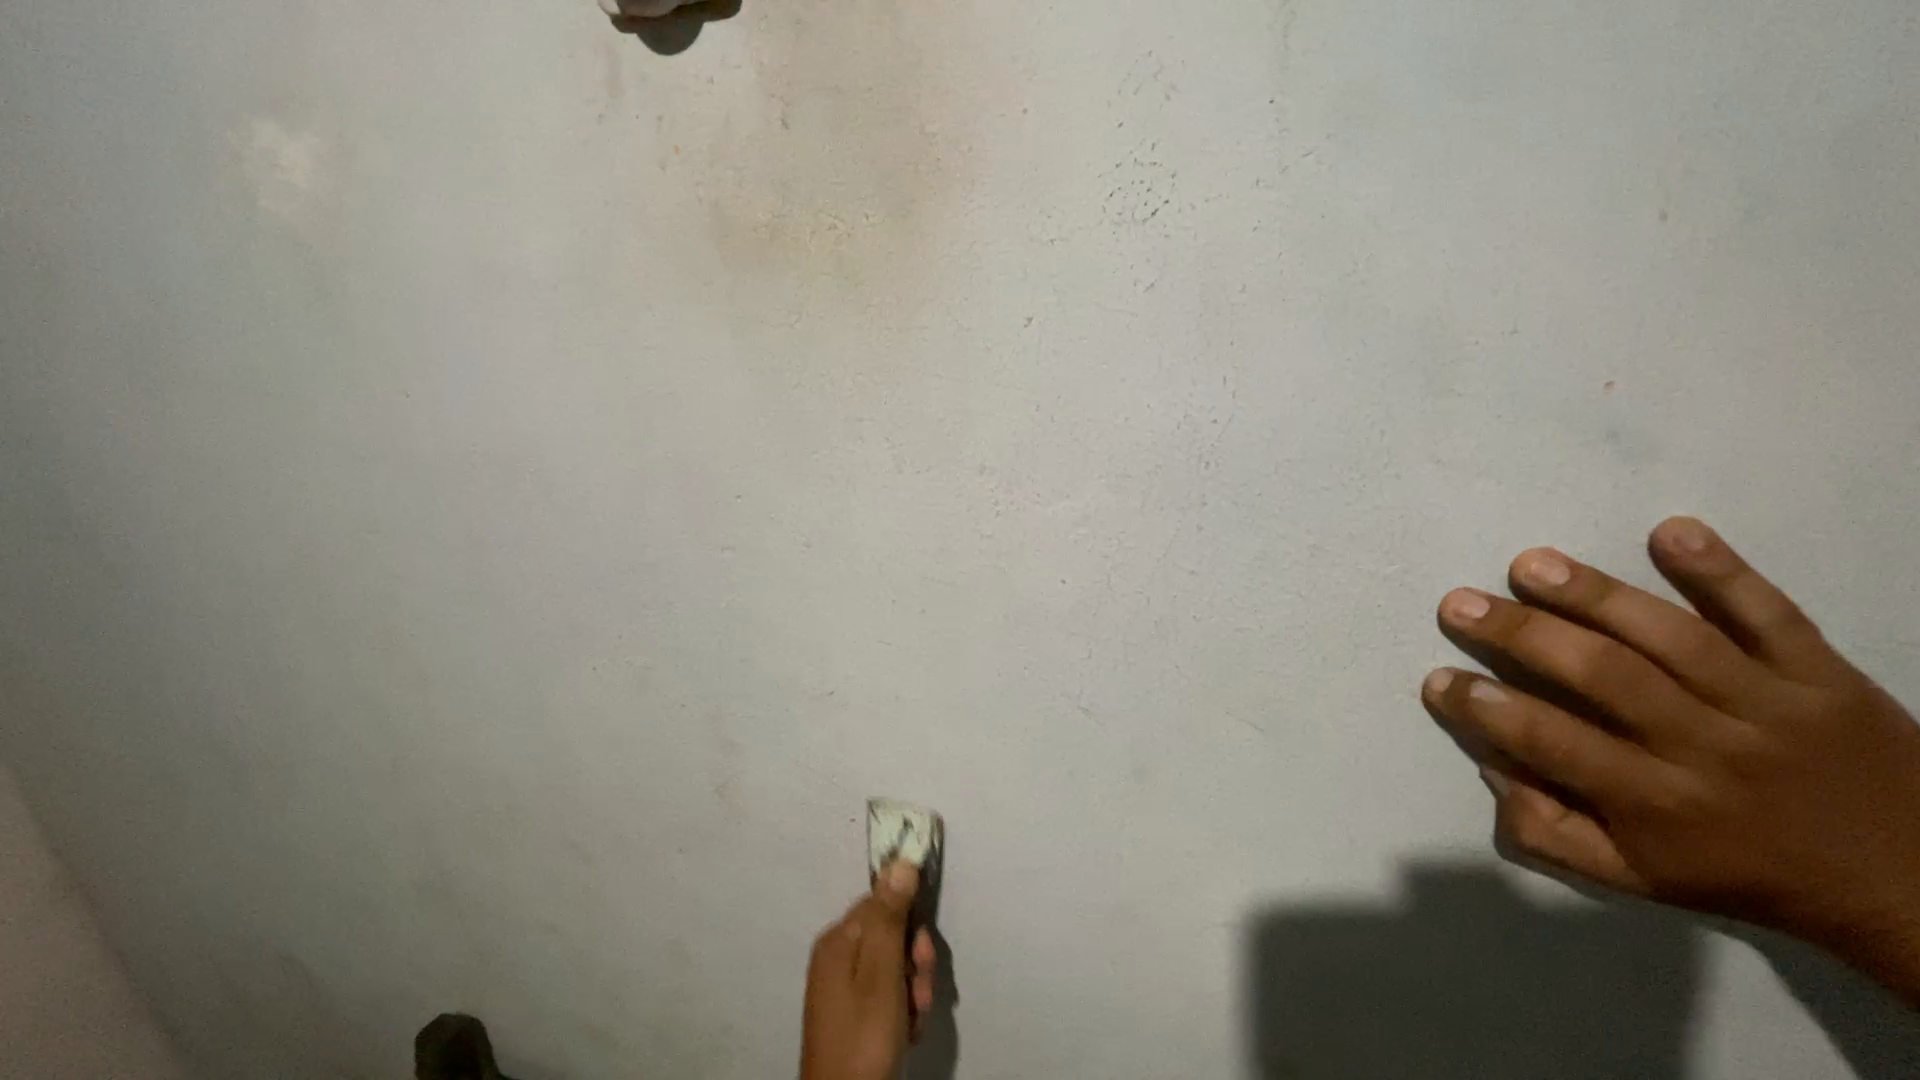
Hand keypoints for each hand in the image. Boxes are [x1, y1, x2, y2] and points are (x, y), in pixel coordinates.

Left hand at [800, 862, 937, 1079]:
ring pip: (895, 967)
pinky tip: (905, 1031)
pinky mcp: (853, 1012)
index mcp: (838, 939)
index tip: (923, 952)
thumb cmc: (864, 1035)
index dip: (910, 924)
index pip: (882, 901)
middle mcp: (837, 955)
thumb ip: (891, 917)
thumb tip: (900, 861)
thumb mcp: (883, 974)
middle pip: (891, 935)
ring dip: (914, 990)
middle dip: (915, 962)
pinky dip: (903, 1009)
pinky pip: (887, 993)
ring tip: (912, 1019)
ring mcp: (844, 986)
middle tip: (919, 993)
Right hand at [1423, 517, 1919, 1002]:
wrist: (1911, 881)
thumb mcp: (1638, 879)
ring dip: (1594, 595)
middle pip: (1603, 676)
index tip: (1437, 679)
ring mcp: (1770, 702)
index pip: (1552, 743)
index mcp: (1658, 801)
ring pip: (1670, 637)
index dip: (1486, 710)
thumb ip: (1551, 831)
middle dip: (1521, 636)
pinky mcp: (1823, 672)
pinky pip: (1771, 614)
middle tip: (1461, 604)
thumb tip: (1493, 766)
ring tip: (1528, 564)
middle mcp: (1707, 746)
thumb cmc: (1745, 872)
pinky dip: (1723, 571)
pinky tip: (1670, 530)